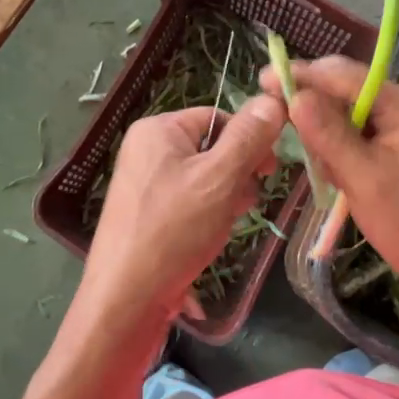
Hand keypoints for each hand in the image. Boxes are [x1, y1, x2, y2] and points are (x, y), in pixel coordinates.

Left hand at [83, 96, 286, 320]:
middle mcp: (147, 149)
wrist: (125, 299)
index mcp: (157, 129)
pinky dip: (206, 217)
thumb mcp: (218, 179)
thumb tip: (272, 99)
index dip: (249, 141)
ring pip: (205, 179)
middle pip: (212, 148)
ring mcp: (144, 184)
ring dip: (225, 200)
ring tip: (223, 226)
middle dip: (236, 176)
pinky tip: (209, 239)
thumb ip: (248, 139)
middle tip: (241, 205)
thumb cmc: (172, 230)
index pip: (218, 116)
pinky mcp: (147, 214)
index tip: (269, 172)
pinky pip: (189, 203)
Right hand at [263, 56, 398, 304]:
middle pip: (346, 88)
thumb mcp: (362, 179)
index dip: (303, 75)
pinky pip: (358, 127)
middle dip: (314, 107)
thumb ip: (327, 134)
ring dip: (326, 132)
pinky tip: (336, 170)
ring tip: (323, 167)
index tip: (263, 80)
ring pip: (347, 108)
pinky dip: (339, 144)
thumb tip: (293, 96)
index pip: (347, 75)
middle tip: (280, 124)